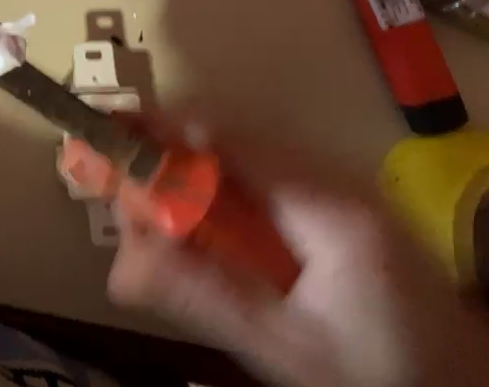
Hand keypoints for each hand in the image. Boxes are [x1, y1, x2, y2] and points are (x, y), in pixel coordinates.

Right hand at [59, 124, 488, 386]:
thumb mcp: (290, 349)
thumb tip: (119, 266)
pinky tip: (197, 231)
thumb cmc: (389, 372)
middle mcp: (326, 175)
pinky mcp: (333, 201)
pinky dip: (212, 193)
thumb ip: (205, 298)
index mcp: (321, 202)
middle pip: (219, 138)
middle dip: (158, 157)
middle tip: (114, 192)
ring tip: (144, 216)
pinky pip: (255, 177)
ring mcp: (333, 184)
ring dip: (181, 174)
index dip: (154, 127)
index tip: (99, 133)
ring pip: (234, 154)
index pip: (220, 134)